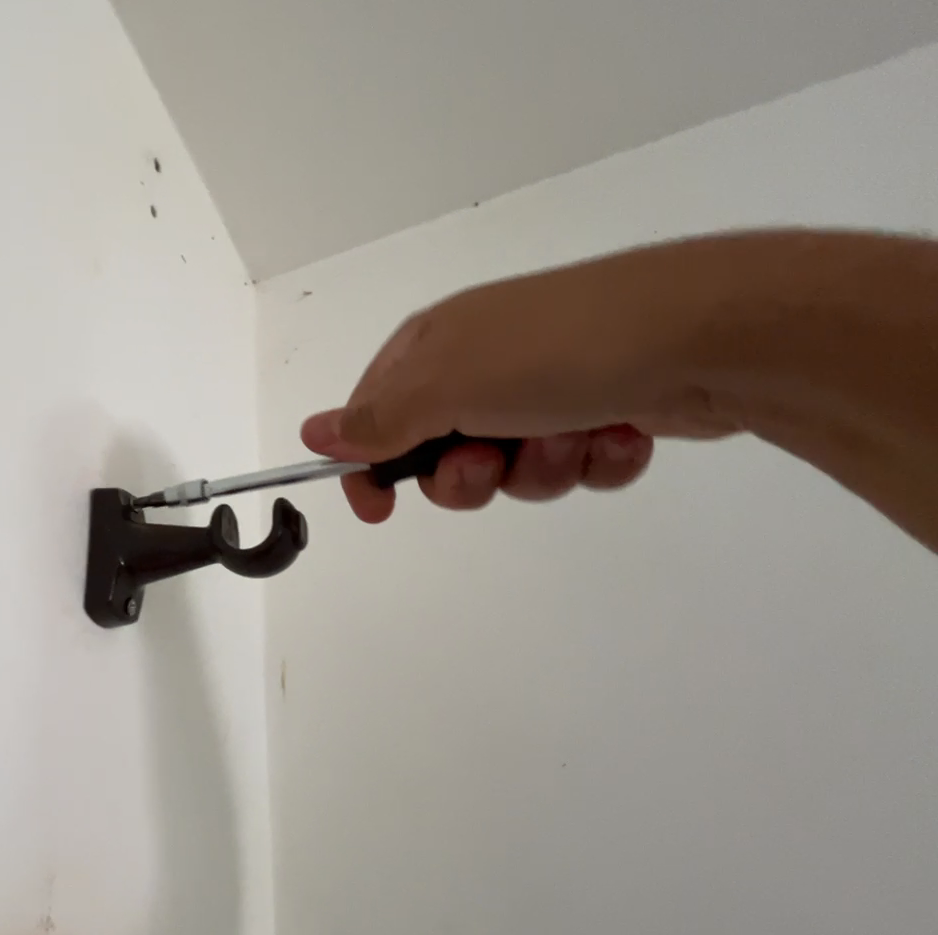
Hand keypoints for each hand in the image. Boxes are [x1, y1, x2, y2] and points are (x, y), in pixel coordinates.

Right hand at [298, 237, 750, 522]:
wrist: (716, 333)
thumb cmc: (555, 352)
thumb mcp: (444, 386)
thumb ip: (375, 420)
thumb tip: (312, 434)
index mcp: (432, 346)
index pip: (371, 415)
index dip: (368, 466)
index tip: (378, 509)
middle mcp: (480, 362)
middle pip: (435, 451)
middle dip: (464, 474)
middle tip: (490, 462)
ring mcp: (544, 384)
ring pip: (506, 466)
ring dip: (534, 470)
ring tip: (572, 440)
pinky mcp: (602, 406)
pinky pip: (568, 463)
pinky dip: (587, 462)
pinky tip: (616, 436)